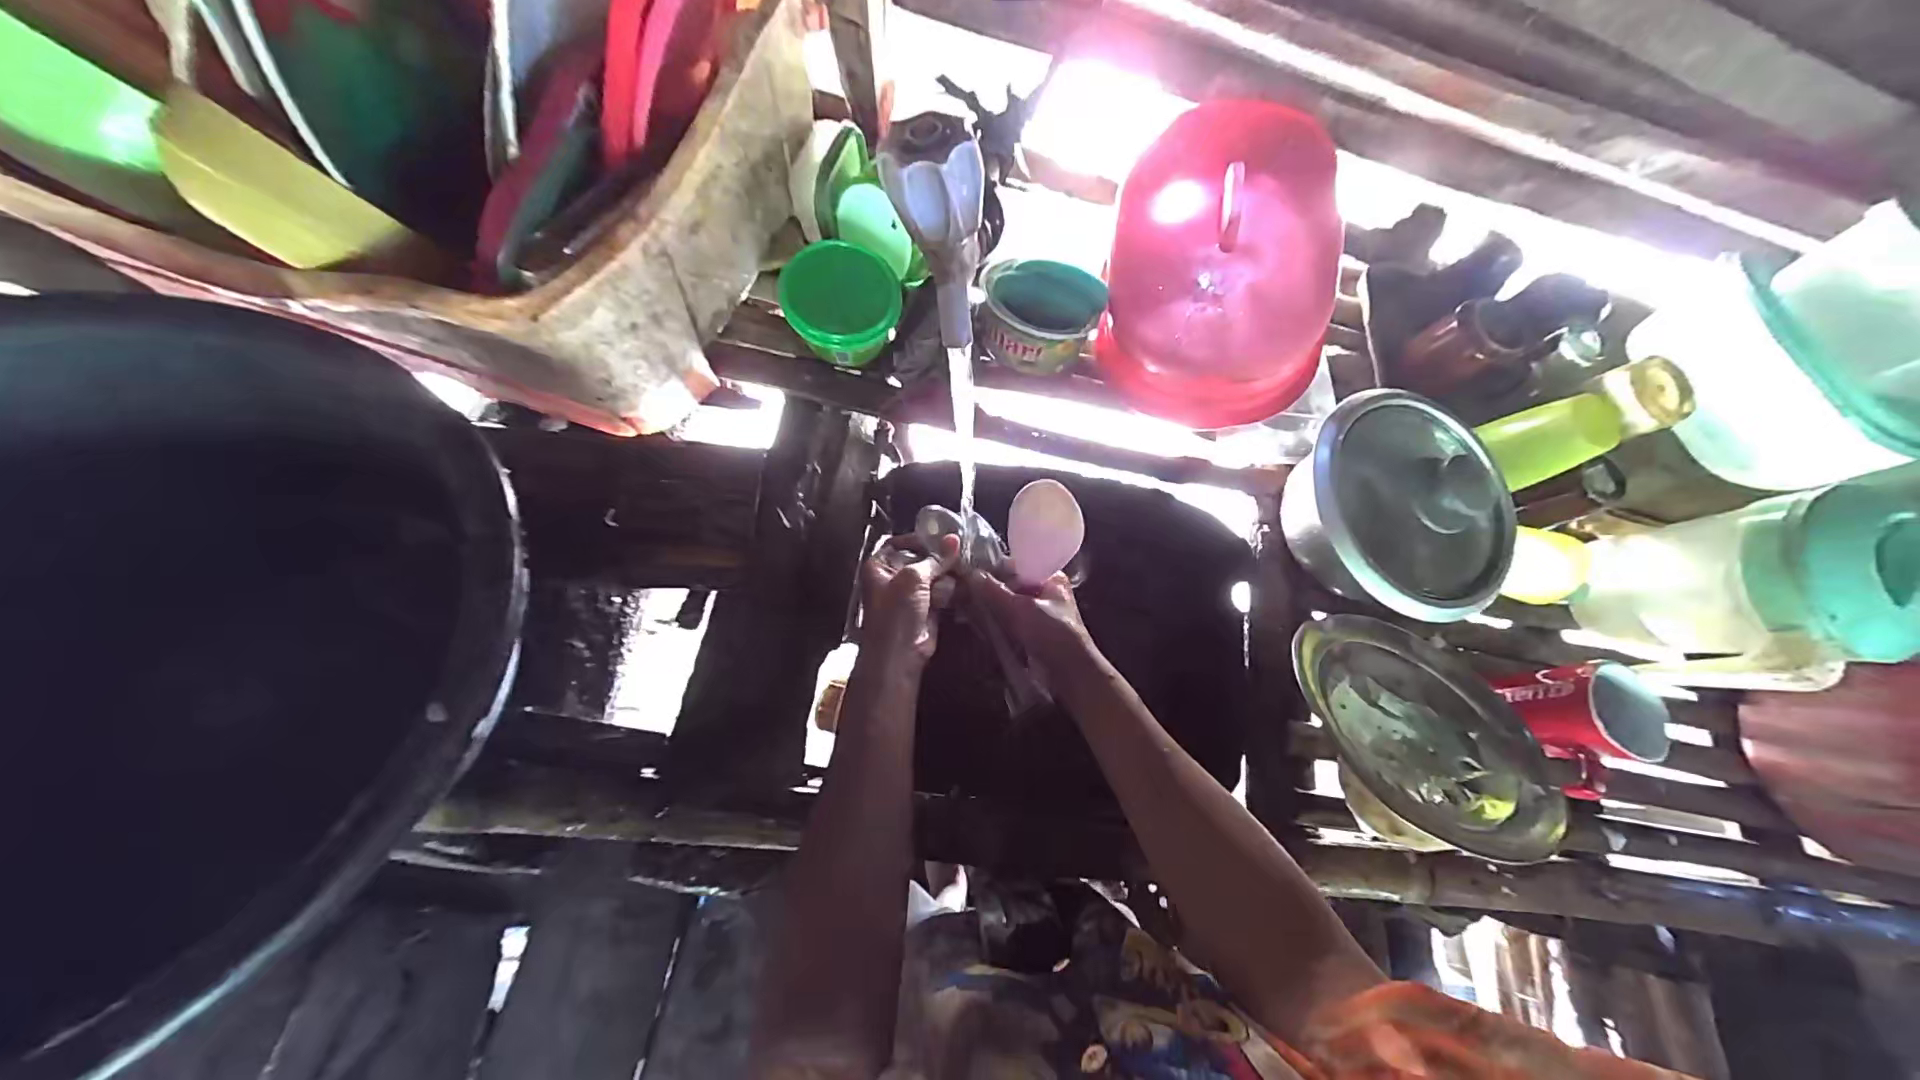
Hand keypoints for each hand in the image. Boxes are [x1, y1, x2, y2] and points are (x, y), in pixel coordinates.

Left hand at [859, 534, 960, 663]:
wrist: (900, 654)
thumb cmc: (896, 612)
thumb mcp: (913, 578)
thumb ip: (935, 558)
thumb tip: (954, 538)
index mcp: (880, 566)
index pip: (900, 543)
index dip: (920, 539)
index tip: (943, 536)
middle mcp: (895, 577)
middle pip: (922, 558)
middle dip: (940, 559)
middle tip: (962, 552)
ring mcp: (912, 594)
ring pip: (936, 575)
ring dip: (947, 576)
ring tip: (960, 575)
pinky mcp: (929, 607)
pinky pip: (943, 591)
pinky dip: (950, 590)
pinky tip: (961, 587)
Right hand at [967, 570, 1095, 672]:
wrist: (1072, 675)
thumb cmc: (1053, 634)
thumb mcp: (1022, 609)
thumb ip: (994, 591)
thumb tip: (970, 573)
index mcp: (1051, 578)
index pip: (1017, 565)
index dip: (994, 569)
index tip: (970, 574)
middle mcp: (1045, 592)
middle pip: (1011, 586)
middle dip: (989, 591)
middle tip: (964, 592)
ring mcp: (1039, 614)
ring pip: (1008, 605)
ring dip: (990, 608)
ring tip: (965, 607)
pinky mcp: (1032, 634)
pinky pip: (1009, 622)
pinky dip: (995, 623)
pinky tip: (977, 623)